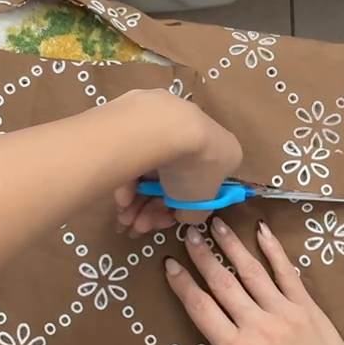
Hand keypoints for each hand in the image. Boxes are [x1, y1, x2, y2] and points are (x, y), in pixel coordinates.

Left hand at [110, 90, 242, 234]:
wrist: (167, 129)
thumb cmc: (194, 168)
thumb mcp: (200, 204)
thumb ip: (194, 213)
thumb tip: (183, 214)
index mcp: (223, 153)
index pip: (201, 186)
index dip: (178, 210)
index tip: (161, 224)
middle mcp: (201, 135)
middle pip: (174, 179)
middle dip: (153, 209)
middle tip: (137, 227)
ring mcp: (172, 124)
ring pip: (154, 168)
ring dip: (138, 199)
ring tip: (124, 217)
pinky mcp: (145, 117)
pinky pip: (139, 152)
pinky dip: (130, 177)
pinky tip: (121, 196)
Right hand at [161, 218, 343, 344]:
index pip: (201, 309)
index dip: (182, 284)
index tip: (169, 264)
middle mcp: (258, 326)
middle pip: (222, 283)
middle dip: (202, 255)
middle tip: (188, 232)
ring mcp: (285, 313)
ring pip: (252, 271)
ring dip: (232, 245)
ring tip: (216, 224)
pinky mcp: (308, 308)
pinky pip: (287, 273)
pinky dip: (274, 250)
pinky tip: (262, 231)